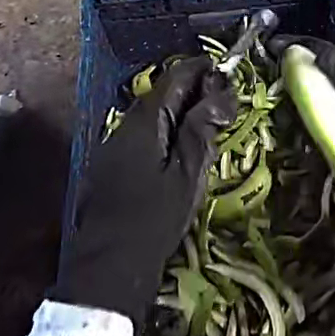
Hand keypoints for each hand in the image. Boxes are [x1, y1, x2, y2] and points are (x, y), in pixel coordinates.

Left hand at [53, 56, 236, 323]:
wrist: (109, 266)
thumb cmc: (155, 219)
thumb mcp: (188, 173)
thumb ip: (201, 128)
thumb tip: (220, 91)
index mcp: (144, 123)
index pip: (174, 79)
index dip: (200, 69)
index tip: (225, 71)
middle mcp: (124, 126)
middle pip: (160, 93)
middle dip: (192, 88)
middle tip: (222, 96)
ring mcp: (113, 145)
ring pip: (151, 113)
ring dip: (179, 109)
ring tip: (208, 119)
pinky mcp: (111, 164)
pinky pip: (143, 132)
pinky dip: (166, 128)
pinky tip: (181, 145)